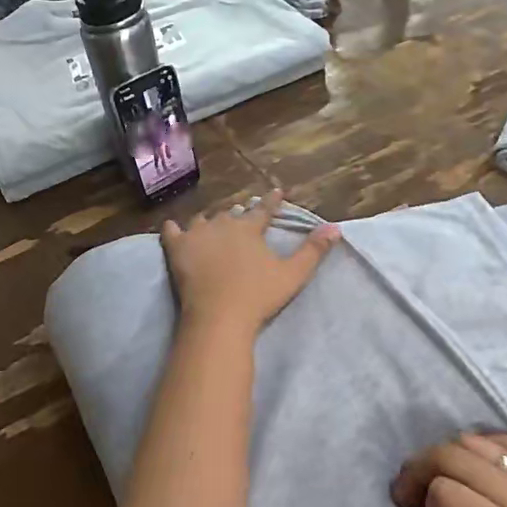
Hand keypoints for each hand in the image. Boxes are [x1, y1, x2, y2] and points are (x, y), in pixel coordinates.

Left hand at [160, 189, 339, 336]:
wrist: (218, 316)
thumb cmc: (258, 296)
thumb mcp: (293, 274)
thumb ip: (313, 250)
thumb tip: (335, 228)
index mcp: (250, 228)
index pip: (264, 209)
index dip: (272, 200)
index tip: (277, 191)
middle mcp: (222, 223)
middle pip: (231, 214)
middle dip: (238, 214)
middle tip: (242, 217)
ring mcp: (197, 234)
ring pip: (203, 219)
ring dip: (209, 221)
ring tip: (212, 225)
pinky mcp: (176, 248)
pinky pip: (171, 231)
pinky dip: (173, 229)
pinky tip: (172, 228)